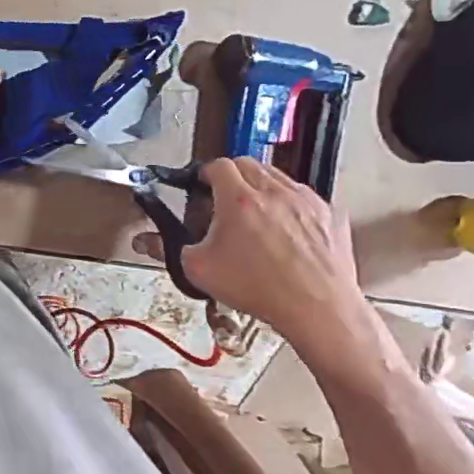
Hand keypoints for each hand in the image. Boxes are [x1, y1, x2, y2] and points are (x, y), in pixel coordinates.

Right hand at [134, 157, 367, 351]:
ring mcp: (305, 201)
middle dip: (232, 176)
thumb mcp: (199, 269)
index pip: (218, 165)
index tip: (201, 185)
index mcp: (239, 199)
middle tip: (223, 197)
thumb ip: (168, 248)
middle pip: (247, 163)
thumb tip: (146, 241)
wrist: (317, 309)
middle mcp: (274, 192)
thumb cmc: (261, 290)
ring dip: (260, 186)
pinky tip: (283, 229)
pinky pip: (302, 195)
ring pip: (276, 176)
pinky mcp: (328, 214)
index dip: (205, 173)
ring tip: (253, 213)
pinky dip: (289, 203)